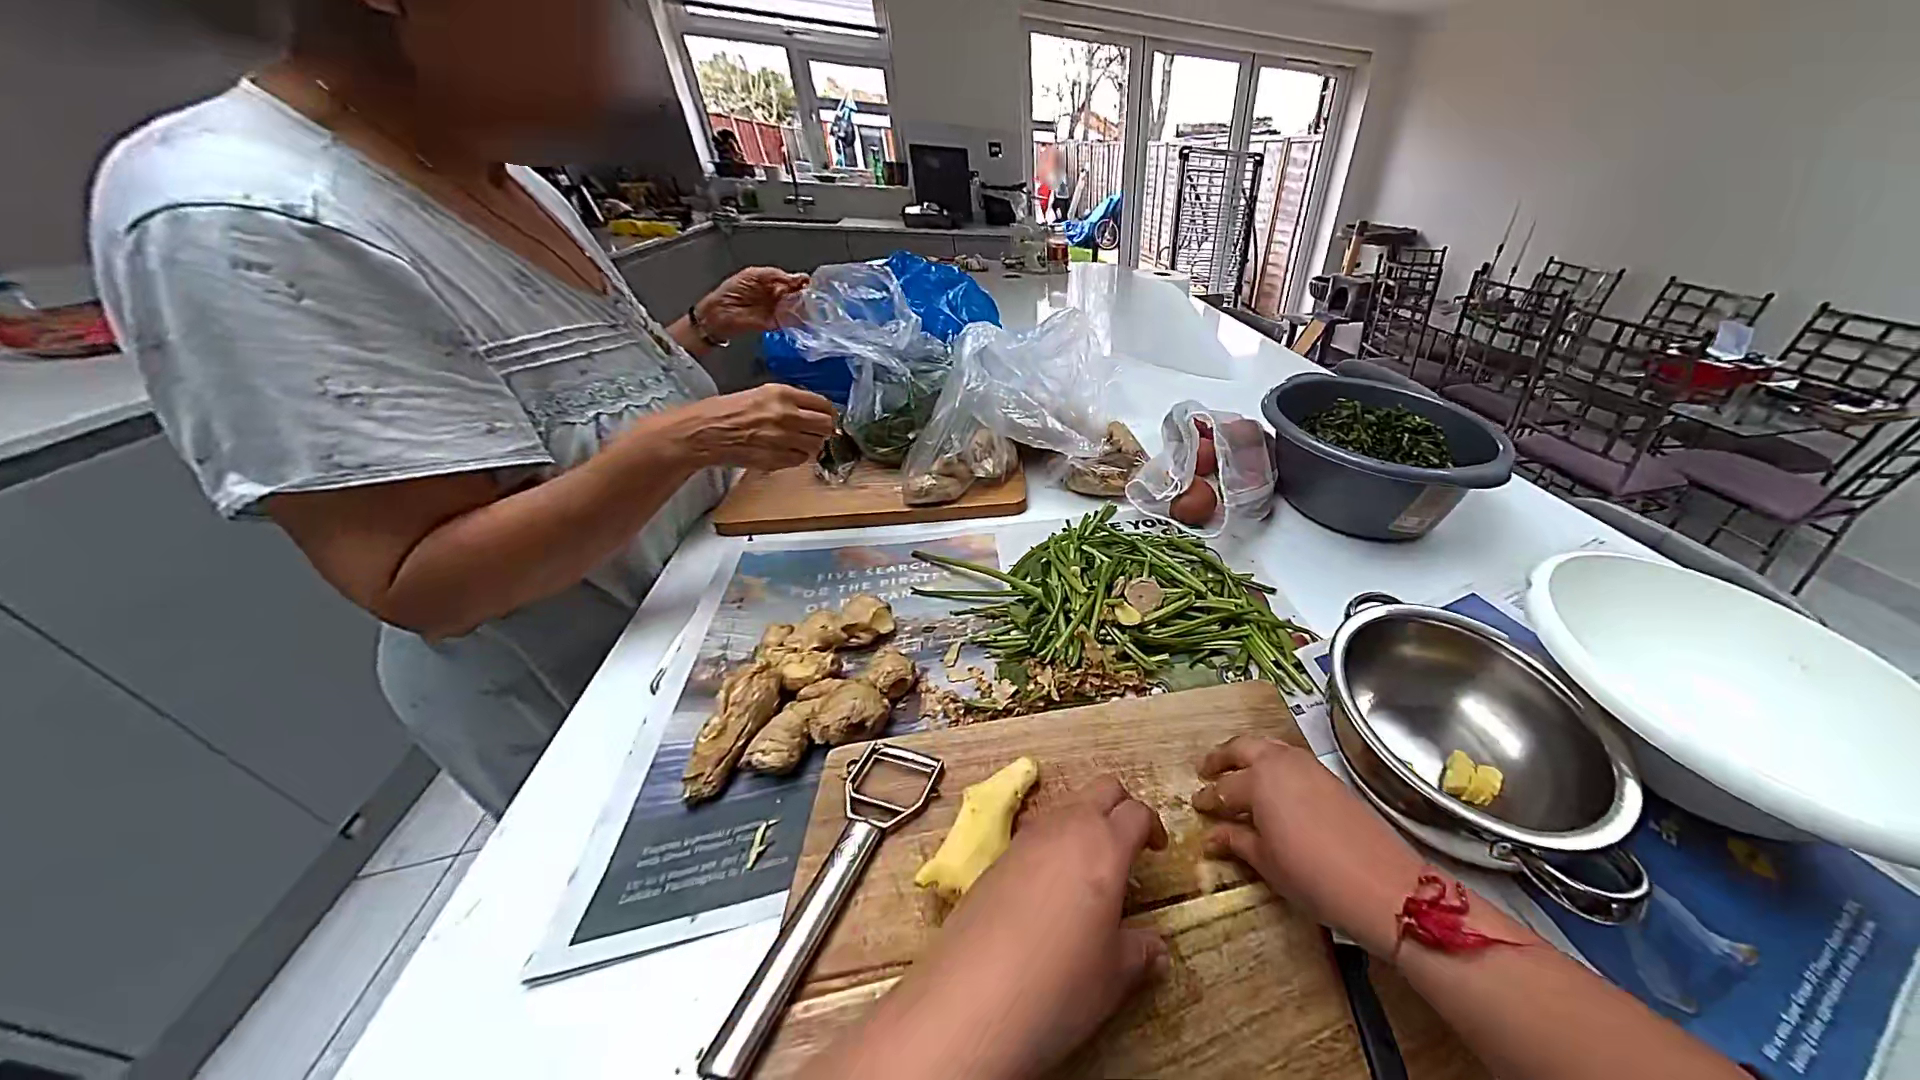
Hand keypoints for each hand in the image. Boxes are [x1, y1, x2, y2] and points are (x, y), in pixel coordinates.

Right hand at [677, 384, 836, 470]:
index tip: (826, 417)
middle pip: (826, 426)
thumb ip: (789, 401)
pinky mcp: (776, 458)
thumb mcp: (760, 394)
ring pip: (816, 445)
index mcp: (782, 394)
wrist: (704, 432)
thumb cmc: (727, 411)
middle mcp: (786, 415)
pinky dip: (796, 457)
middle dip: (823, 430)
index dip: (828, 413)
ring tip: (795, 442)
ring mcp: (782, 438)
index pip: (823, 404)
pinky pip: (800, 460)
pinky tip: (783, 452)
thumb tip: (813, 412)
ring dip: (810, 445)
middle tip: (815, 432)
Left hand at [694, 266, 808, 340]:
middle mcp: (776, 296)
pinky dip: (797, 319)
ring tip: (807, 304)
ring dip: (803, 307)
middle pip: (797, 295)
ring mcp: (777, 310)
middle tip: (810, 294)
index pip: (792, 281)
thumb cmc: (731, 291)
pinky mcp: (776, 324)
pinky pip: (790, 321)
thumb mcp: (753, 275)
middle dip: (804, 294)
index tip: (808, 282)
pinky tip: (800, 314)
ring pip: (796, 308)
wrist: (719, 313)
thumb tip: (796, 278)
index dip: (801, 281)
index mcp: (771, 282)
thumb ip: (774, 274)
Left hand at [809, 777, 1168, 1079]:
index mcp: (1103, 845)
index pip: (1136, 811)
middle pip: (1101, 789)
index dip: (1152, 826)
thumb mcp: (1114, 975)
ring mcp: (1026, 837)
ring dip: (1084, 822)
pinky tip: (1050, 887)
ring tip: (1090, 869)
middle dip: (1120, 806)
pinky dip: (1052, 843)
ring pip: (1065, 805)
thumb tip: (1154, 947)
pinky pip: (1035, 831)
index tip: (1156, 849)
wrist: (973, 996)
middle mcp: (1064, 828)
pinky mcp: (997, 856)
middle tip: (1129, 844)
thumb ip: (1139, 950)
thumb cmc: (1060, 983)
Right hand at [1193, 736, 1425, 957]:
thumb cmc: (1315, 878)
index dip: (1207, 799)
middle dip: (1220, 758)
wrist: (1387, 888)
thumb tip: (1212, 835)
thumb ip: (1237, 840)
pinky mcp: (1330, 777)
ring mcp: (1308, 766)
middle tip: (1206, 771)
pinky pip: (1290, 757)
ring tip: (1236, 771)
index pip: (1223, 787)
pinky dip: (1272, 761)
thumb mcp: (1268, 863)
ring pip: (1268, 746)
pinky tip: (1271, 783)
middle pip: (1242, 748)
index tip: (1196, 807)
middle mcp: (1280, 763)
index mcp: (1258, 782)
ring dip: (1248, 754)